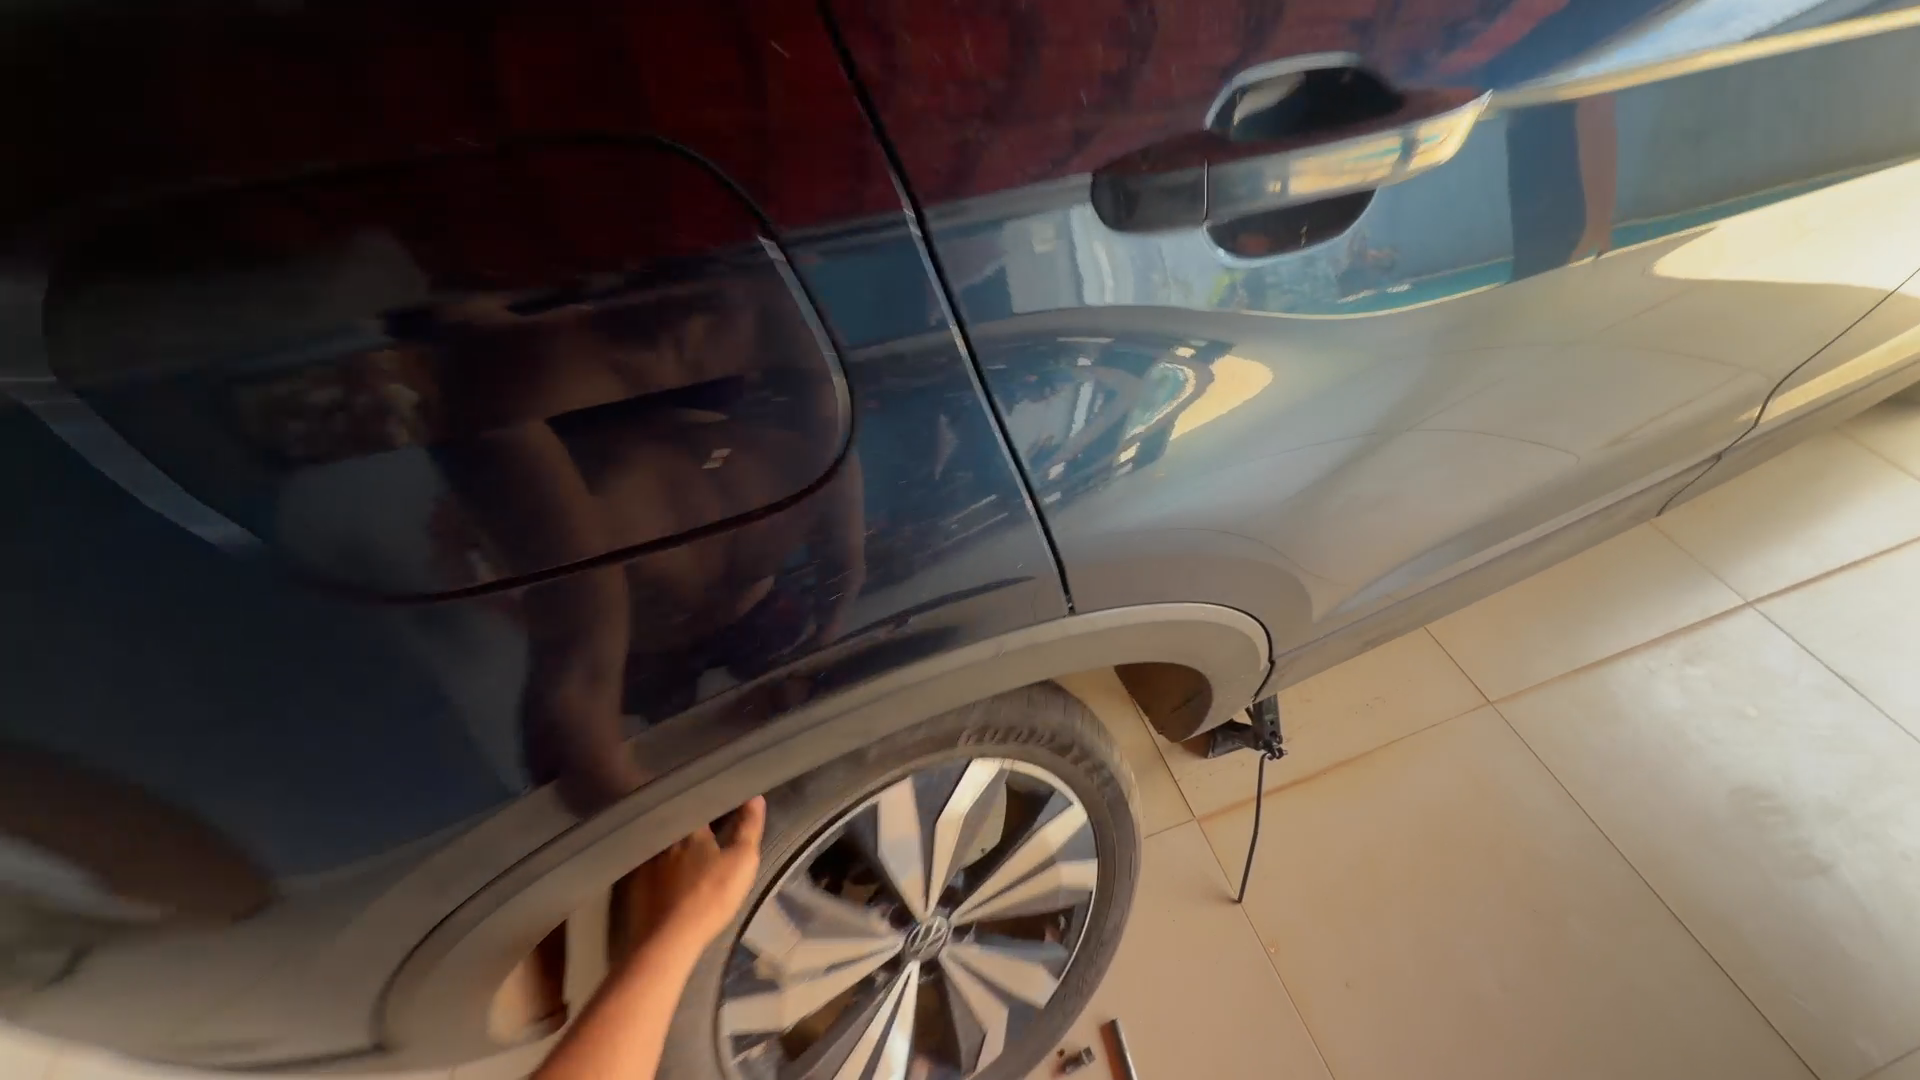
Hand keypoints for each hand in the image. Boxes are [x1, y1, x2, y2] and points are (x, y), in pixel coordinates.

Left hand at [640, 796, 766, 950]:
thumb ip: (749, 827)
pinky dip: (656, 867)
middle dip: (688, 823)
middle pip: (677, 824)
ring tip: (681, 850)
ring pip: (660, 846)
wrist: (667, 941)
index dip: (710, 806)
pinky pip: (645, 867)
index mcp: (691, 829)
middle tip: (700, 828)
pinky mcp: (633, 887)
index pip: (699, 806)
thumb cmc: (710, 896)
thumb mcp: (742, 861)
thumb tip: (755, 796)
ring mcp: (645, 864)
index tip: (719, 806)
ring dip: (670, 845)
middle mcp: (665, 840)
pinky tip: (661, 875)